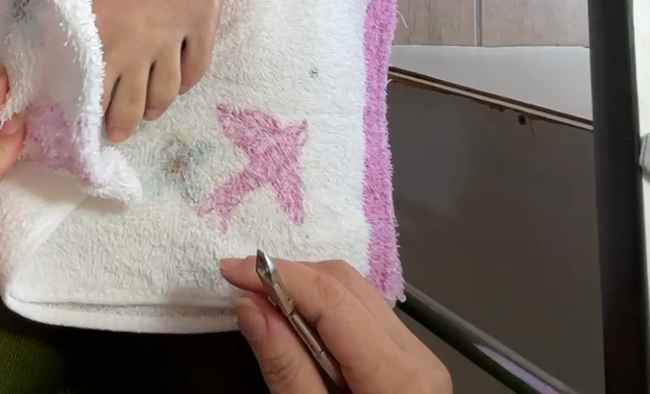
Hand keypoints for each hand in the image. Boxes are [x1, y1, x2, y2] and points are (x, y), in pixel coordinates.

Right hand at [221, 257, 450, 393]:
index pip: (332, 298)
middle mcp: (418, 356)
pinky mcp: (411, 367)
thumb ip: (285, 368)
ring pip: (353, 292)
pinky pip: (362, 315)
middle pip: (344, 284)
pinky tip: (296, 326)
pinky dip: (323, 310)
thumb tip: (249, 305)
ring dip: (304, 289)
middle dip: (289, 276)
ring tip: (262, 304)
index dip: (278, 274)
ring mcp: (420, 359)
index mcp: (400, 376)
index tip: (229, 272)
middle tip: (241, 288)